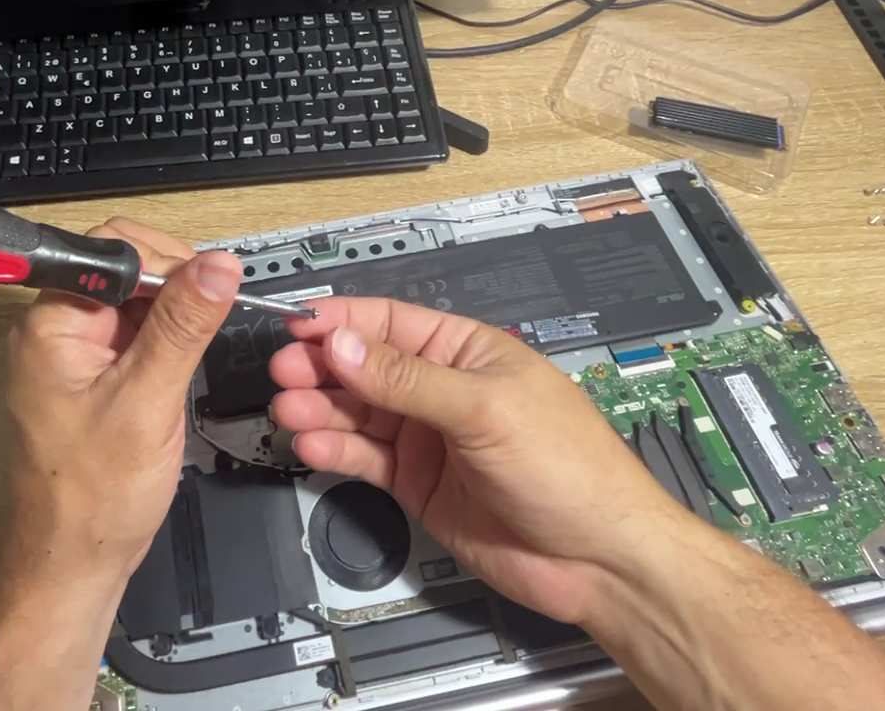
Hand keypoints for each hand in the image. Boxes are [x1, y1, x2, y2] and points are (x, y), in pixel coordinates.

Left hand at [0, 218, 241, 591]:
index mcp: (52, 324)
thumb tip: (219, 266)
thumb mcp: (146, 402)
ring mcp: (76, 352)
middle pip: (122, 268)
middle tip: (215, 308)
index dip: (163, 256)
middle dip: (173, 278)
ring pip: (133, 299)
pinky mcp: (95, 373)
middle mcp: (58, 328)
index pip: (109, 250)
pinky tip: (186, 356)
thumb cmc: (94, 497)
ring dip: (174, 308)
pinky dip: (166, 334)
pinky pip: (135, 331)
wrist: (72, 565)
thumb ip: (182, 327)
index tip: (210, 281)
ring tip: (204, 336)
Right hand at [268, 297, 701, 624]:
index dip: (343, 321)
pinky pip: (365, 457)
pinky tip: (312, 446)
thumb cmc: (566, 466)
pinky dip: (335, 451)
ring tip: (289, 411)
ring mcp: (425, 435)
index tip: (299, 326)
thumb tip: (344, 344)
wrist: (599, 562)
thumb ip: (406, 378)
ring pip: (358, 412)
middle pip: (364, 366)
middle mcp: (438, 388)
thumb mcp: (483, 408)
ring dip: (320, 409)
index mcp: (463, 351)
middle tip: (285, 373)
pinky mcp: (415, 480)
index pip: (390, 322)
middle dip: (322, 367)